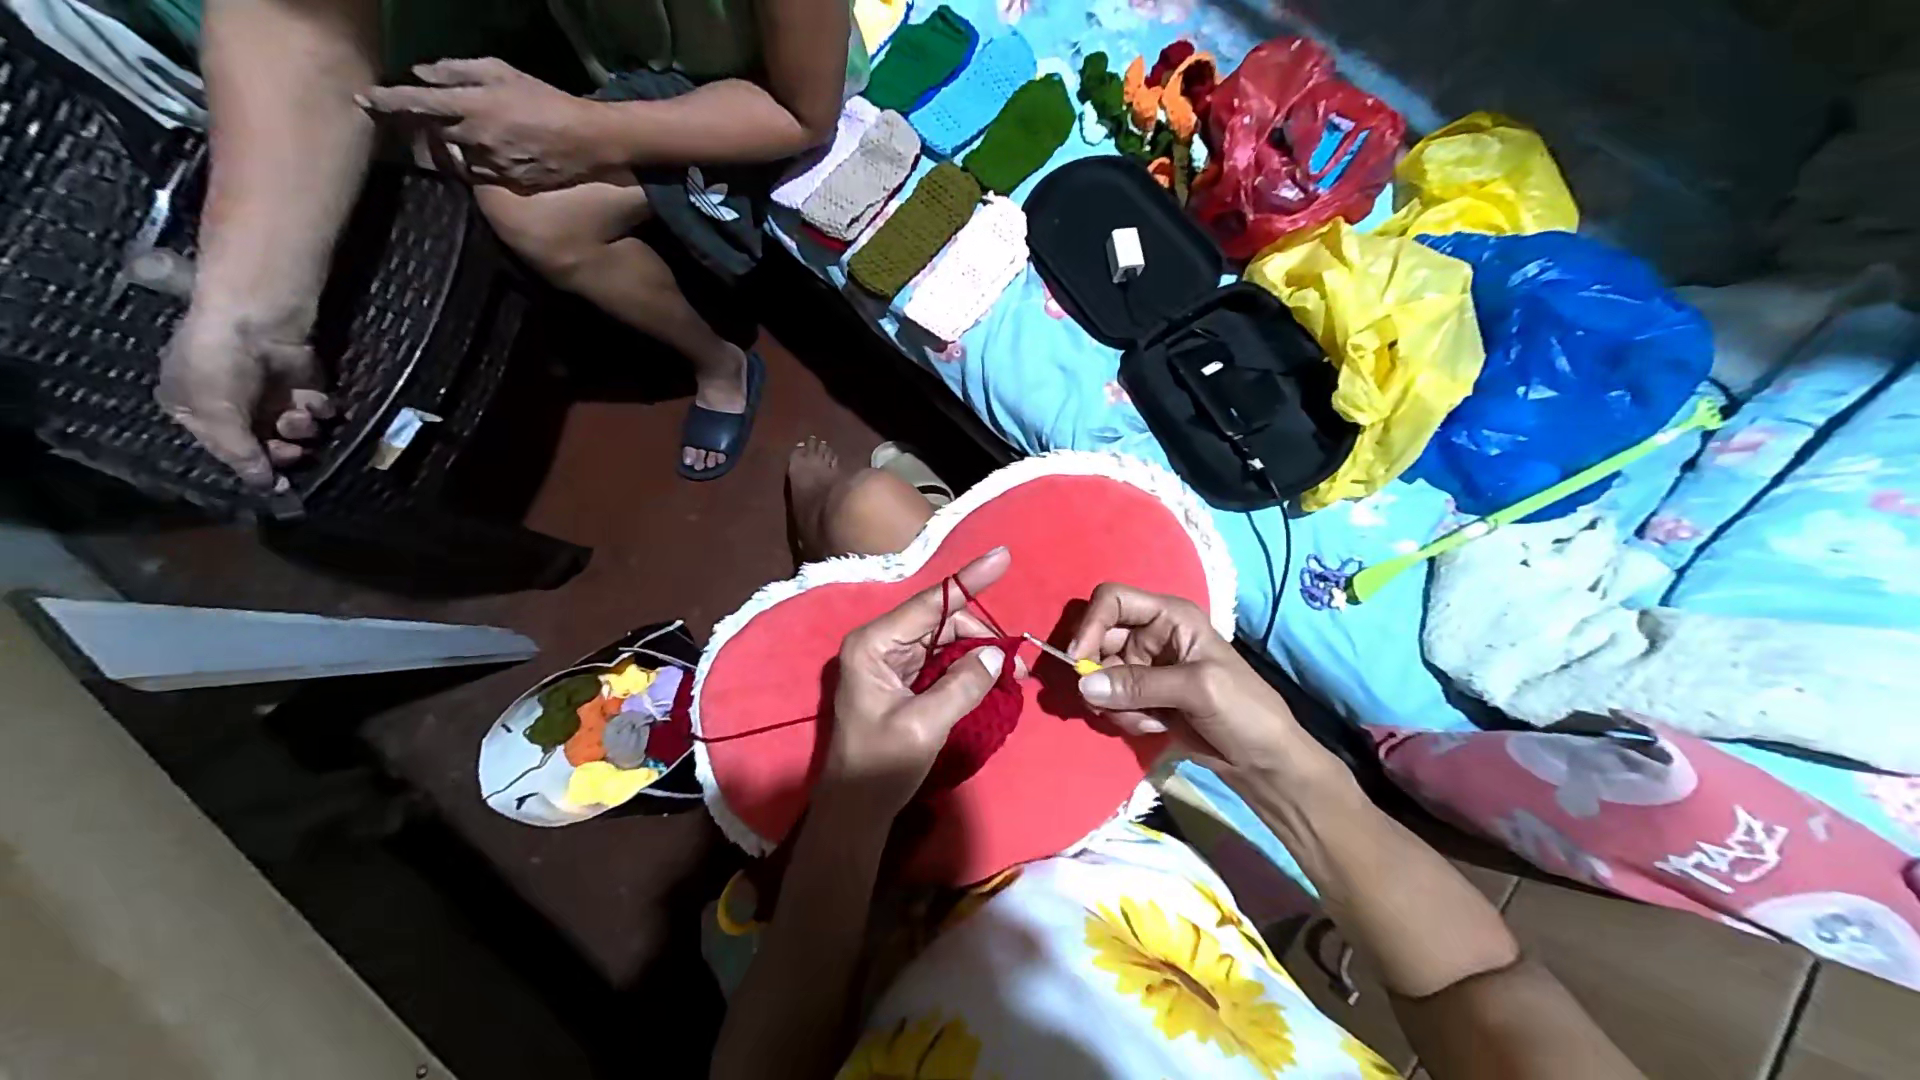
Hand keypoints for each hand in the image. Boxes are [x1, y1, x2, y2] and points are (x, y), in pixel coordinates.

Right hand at [156, 309, 332, 488]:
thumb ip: (239, 451)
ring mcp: (271, 397)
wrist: (258, 322)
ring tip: (297, 413)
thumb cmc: (219, 363)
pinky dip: (320, 410)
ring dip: (302, 427)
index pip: (230, 451)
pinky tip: (314, 401)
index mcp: (197, 412)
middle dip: (285, 452)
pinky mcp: (303, 388)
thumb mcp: (214, 409)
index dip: (256, 467)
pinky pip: (318, 412)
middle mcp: (235, 408)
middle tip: (295, 450)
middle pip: (269, 446)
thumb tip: (263, 486)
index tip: (281, 481)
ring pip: (297, 431)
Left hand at [360, 59, 614, 191]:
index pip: (415, 103)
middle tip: (419, 120)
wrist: (589, 141)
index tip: (364, 100)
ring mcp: (494, 164)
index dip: (386, 101)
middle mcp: (476, 138)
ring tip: (461, 140)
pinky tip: (487, 156)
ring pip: (458, 157)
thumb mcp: (502, 72)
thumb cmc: (548, 101)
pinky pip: (483, 173)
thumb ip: (458, 71)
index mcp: (470, 106)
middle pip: (433, 134)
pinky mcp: (512, 182)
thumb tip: (423, 74)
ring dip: (453, 148)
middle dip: (423, 127)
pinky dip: (477, 163)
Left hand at [821, 548, 1012, 819]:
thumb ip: (962, 685)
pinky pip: (943, 659)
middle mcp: (881, 644)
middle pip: (941, 621)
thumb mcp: (924, 726)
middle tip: (1017, 661)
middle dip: (981, 634)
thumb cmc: (880, 766)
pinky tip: (993, 675)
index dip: (968, 580)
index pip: (929, 604)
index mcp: (874, 645)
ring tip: (1012, 672)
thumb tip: (996, 656)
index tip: (1002, 556)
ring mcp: (892, 660)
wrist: (856, 808)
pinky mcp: (903, 678)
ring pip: (946, 639)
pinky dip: (969, 666)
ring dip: (979, 651)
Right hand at [1067, 583, 1335, 786]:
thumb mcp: (1197, 690)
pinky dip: (1123, 716)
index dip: (1091, 623)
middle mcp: (1151, 634)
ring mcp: (1144, 666)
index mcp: (1170, 616)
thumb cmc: (1244, 710)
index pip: (1113, 600)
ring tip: (1147, 720)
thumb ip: (1139, 685)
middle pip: (1098, 639)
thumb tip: (1084, 686)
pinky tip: (1154, 727)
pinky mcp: (1141, 695)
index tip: (1079, 661)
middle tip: (1107, 704)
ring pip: (1100, 674)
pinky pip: (1110, 699)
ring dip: (1114, 702)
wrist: (1263, 761)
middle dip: (1098, 673)